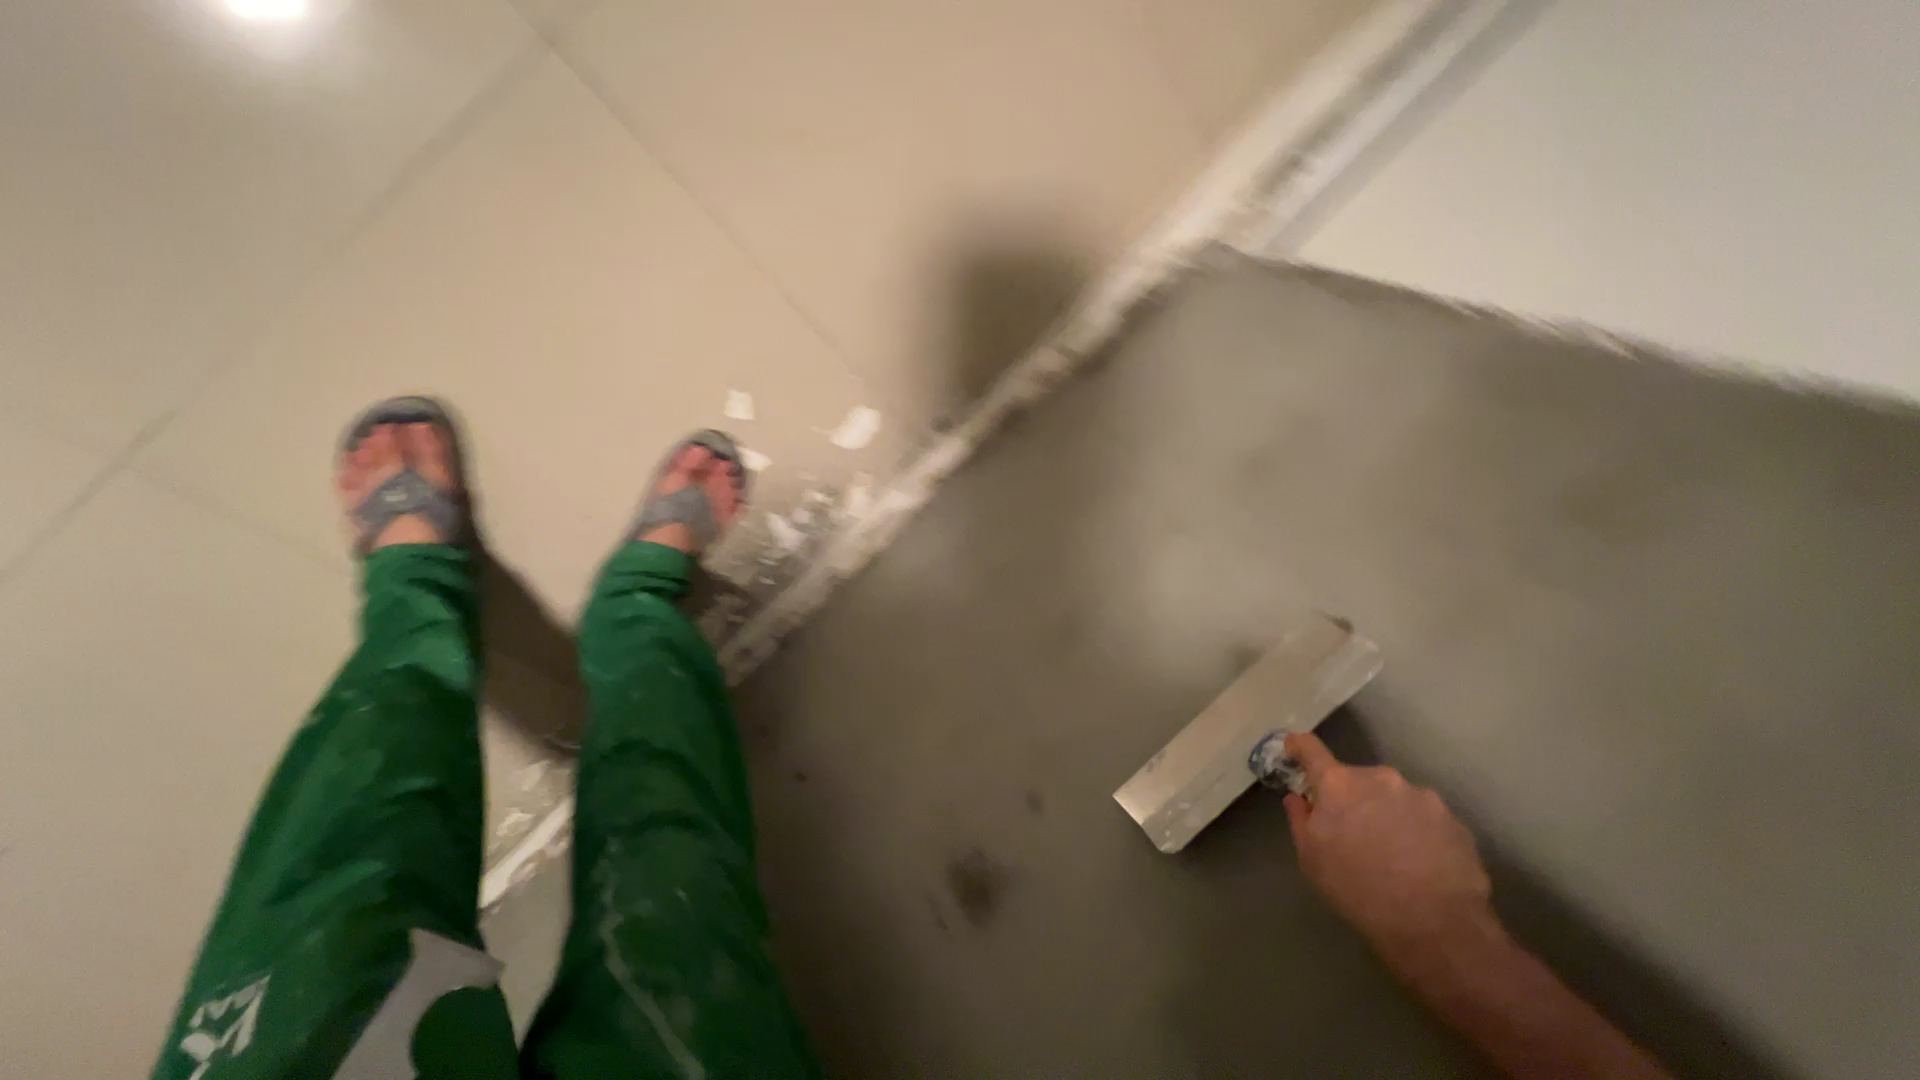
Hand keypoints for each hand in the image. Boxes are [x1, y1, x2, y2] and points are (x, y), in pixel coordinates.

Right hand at [1282, 732, 1493, 954]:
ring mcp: (1422, 797)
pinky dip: (1417, 833)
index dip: (1299, 746)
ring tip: (1394, 855)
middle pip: (1358, 780)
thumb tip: (1299, 798)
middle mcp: (1381, 778)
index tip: (1294, 748)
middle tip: (1353, 833)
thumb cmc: (1358, 889)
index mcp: (1340, 784)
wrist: (1435, 925)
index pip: (1311, 749)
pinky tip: (1421, 865)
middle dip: (1352, 798)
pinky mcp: (1454, 819)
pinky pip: (1425, 819)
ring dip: (1387, 815)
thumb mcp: (1311, 859)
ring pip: (1394, 798)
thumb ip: (1300, 819)